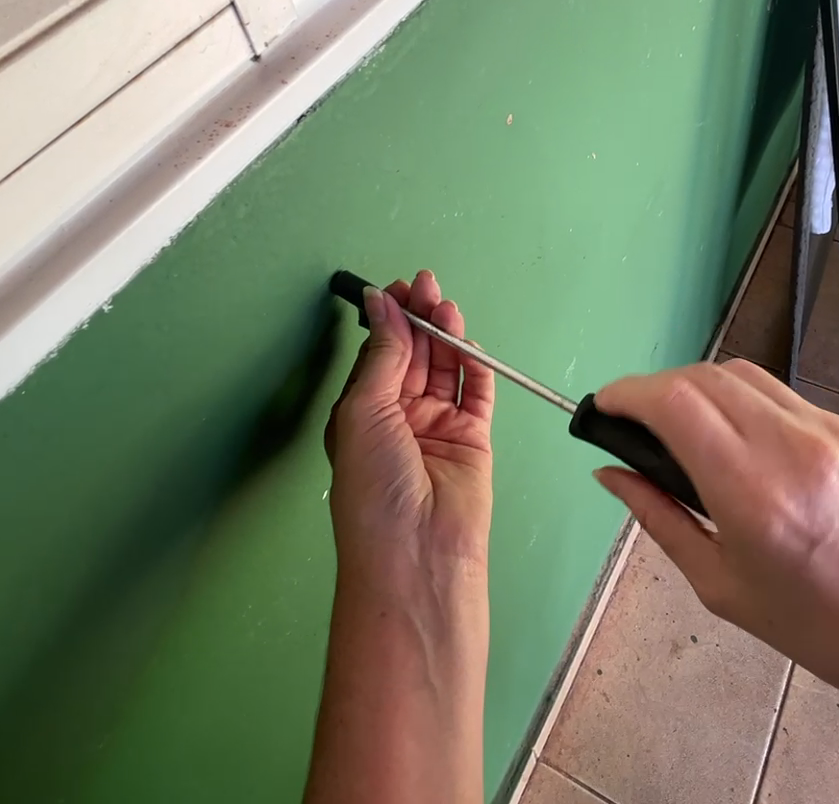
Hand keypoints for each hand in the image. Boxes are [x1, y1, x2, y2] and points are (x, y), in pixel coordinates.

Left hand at [324, 270, 495, 587]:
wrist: (417, 554)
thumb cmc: (374, 486)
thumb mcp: (364, 411)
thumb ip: (382, 355)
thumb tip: (380, 303)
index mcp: (363, 412)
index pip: (379, 354)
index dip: (388, 320)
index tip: (396, 288)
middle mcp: (399, 417)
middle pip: (413, 355)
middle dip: (419, 318)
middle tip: (425, 284)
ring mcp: (437, 426)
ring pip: (444, 368)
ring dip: (445, 335)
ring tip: (445, 305)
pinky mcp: (472, 437)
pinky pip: (475, 392)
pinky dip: (474, 365)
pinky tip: (467, 340)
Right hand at [590, 359, 838, 710]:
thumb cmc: (825, 631)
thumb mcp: (724, 587)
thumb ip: (659, 519)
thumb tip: (610, 474)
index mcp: (754, 493)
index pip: (674, 403)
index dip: (628, 393)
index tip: (603, 407)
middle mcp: (791, 444)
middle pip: (702, 376)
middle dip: (654, 387)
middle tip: (632, 420)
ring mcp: (829, 428)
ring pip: (741, 373)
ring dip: (694, 385)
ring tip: (676, 423)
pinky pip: (778, 393)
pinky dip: (738, 398)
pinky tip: (733, 435)